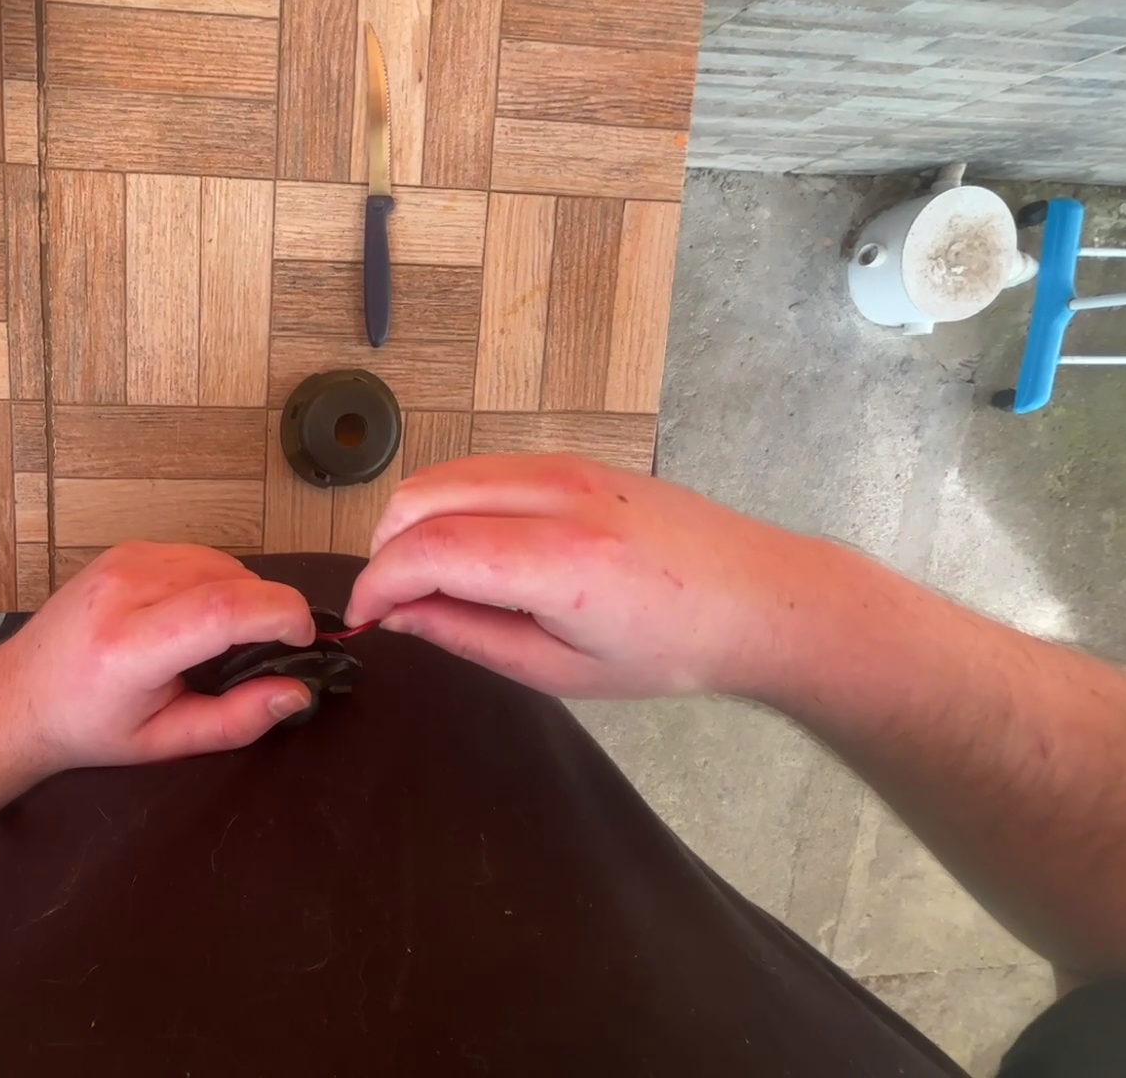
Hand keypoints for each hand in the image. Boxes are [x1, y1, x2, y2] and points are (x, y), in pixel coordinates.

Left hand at [0, 542, 316, 772]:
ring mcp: (123, 560)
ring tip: (223, 642)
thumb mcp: (164, 743)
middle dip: (268, 610)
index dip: (281, 615)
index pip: (224, 608)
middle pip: (232, 578)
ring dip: (244, 596)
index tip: (304, 640)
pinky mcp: (125, 549)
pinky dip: (217, 582)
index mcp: (129, 646)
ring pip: (220, 561)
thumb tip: (298, 691)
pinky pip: (198, 555)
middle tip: (263, 655)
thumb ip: (236, 720)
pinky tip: (197, 617)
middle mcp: (124, 588)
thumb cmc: (89, 728)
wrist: (19, 694)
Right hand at [345, 454, 835, 698]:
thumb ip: (465, 635)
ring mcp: (560, 464)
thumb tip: (395, 614)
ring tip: (423, 576)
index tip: (362, 619)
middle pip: (419, 497)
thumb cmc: (667, 651)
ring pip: (438, 476)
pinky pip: (472, 472)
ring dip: (408, 525)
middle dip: (383, 550)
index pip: (428, 550)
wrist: (763, 596)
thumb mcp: (557, 670)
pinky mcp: (564, 456)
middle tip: (392, 601)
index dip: (376, 584)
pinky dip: (442, 506)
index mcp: (561, 559)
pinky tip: (464, 548)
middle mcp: (553, 494)